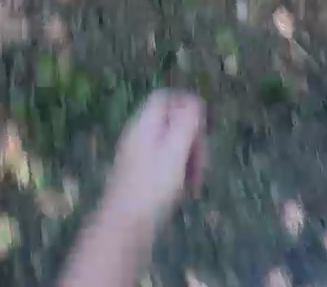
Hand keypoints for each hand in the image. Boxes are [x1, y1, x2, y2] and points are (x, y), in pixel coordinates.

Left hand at [99, 89, 206, 228]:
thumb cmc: (152, 186)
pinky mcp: (140, 178)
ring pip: (170, 145)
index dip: (186, 104)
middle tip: (202, 162)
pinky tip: (185, 192)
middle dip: (192, 139)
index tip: (204, 124)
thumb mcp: (175, 150)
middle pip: (171, 122)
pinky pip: (164, 164)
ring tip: (195, 182)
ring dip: (188, 159)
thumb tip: (195, 102)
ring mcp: (138, 157)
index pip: (165, 97)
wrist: (123, 228)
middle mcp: (139, 136)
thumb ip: (187, 122)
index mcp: (144, 124)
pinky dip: (178, 173)